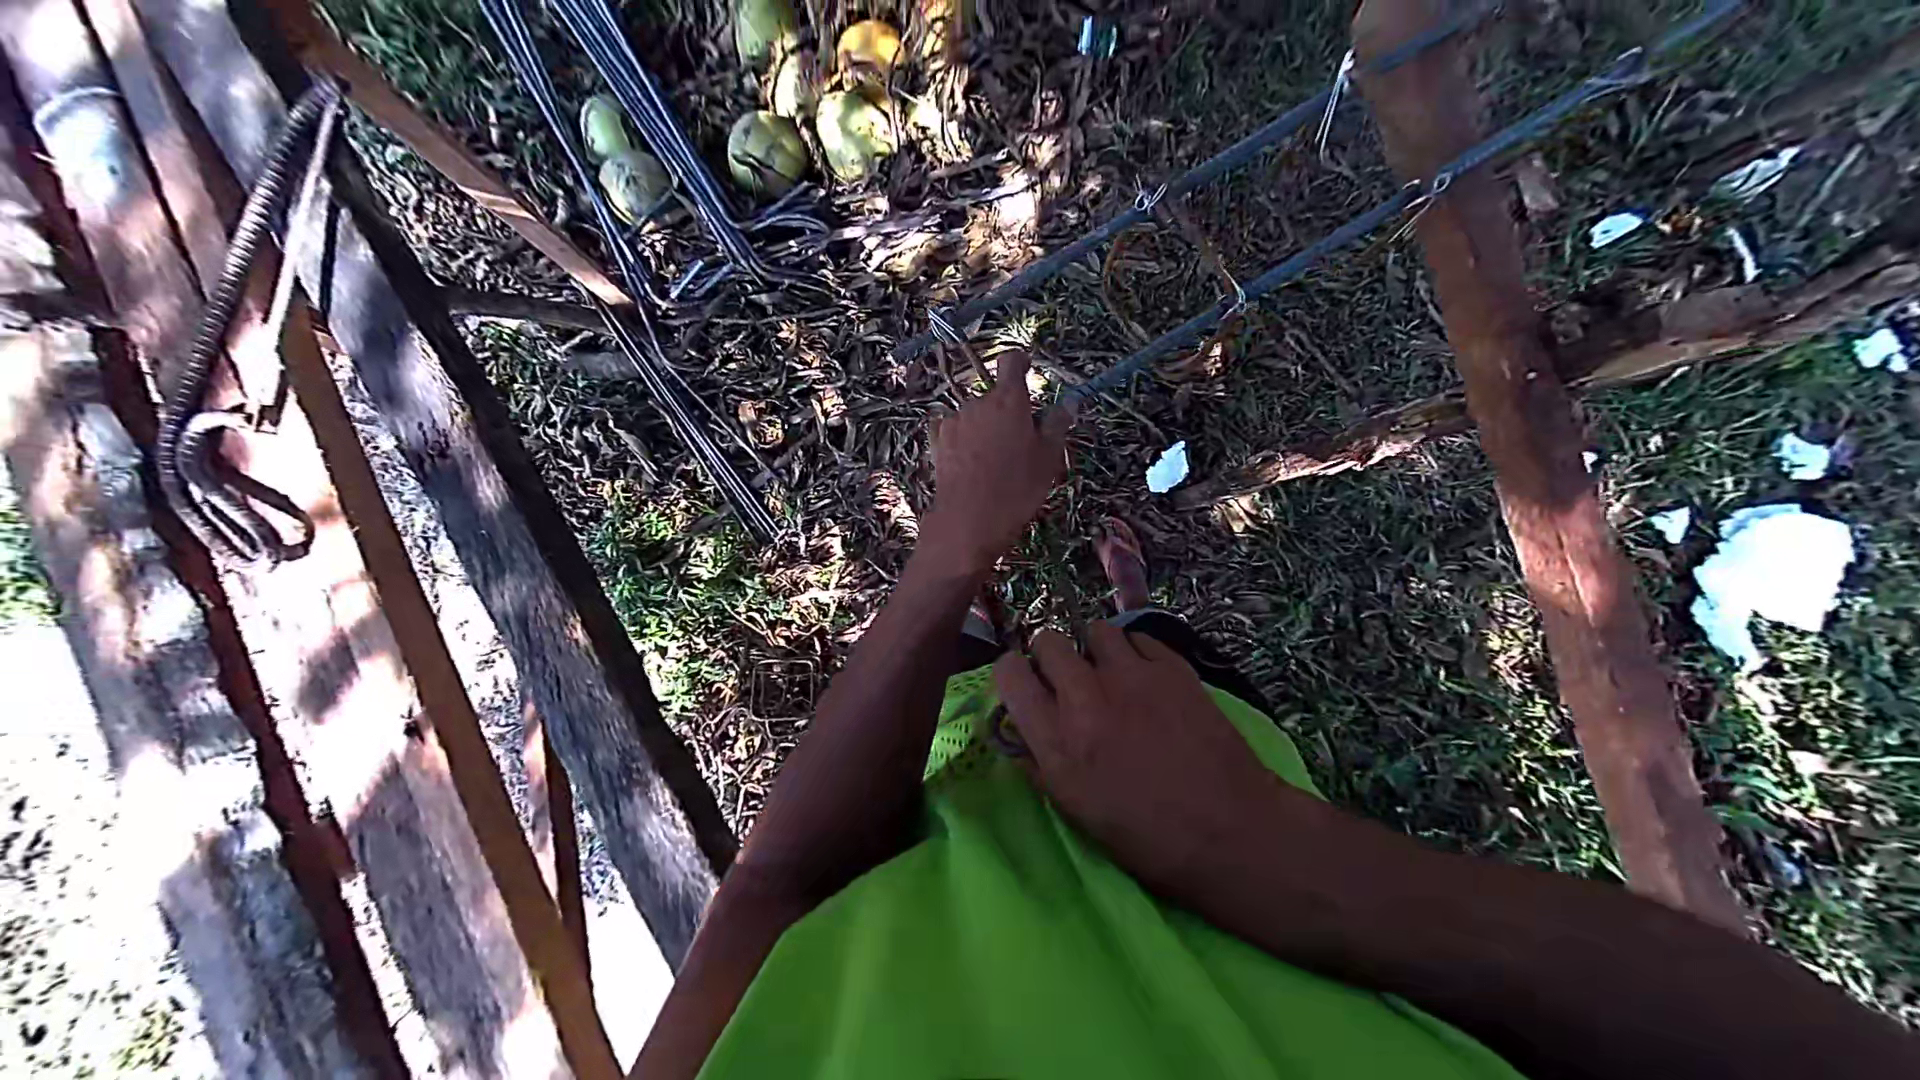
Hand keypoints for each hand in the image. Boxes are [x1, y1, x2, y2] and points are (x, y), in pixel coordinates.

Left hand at [920, 351, 1072, 574]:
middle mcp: (978, 403)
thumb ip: (1057, 424)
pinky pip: (954, 431)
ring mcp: (954, 421)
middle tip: (1019, 442)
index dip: (1021, 362)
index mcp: (1009, 401)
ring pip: (974, 415)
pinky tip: (970, 462)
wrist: (968, 520)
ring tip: (994, 460)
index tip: (1027, 368)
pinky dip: (963, 439)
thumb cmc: (1016, 489)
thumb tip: (1068, 402)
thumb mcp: (1048, 458)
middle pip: (994, 396)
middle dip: (1006, 411)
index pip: (1012, 362)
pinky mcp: (936, 441)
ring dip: (984, 427)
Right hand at [993, 623, 1283, 895]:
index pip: (1009, 673)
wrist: (1229, 830)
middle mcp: (1086, 697)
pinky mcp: (1172, 667)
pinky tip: (1144, 677)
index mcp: (1057, 739)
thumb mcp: (1074, 809)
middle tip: (1068, 678)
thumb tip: (1021, 730)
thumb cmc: (1145, 835)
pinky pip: (1137, 637)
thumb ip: (1038, 761)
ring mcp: (1131, 676)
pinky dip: (1134, 652)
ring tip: (1110, 673)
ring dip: (1094, 650)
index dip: (1013, 673)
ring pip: (1094, 630)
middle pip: (1047, 640)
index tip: (1026, 684)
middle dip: (1051, 655)